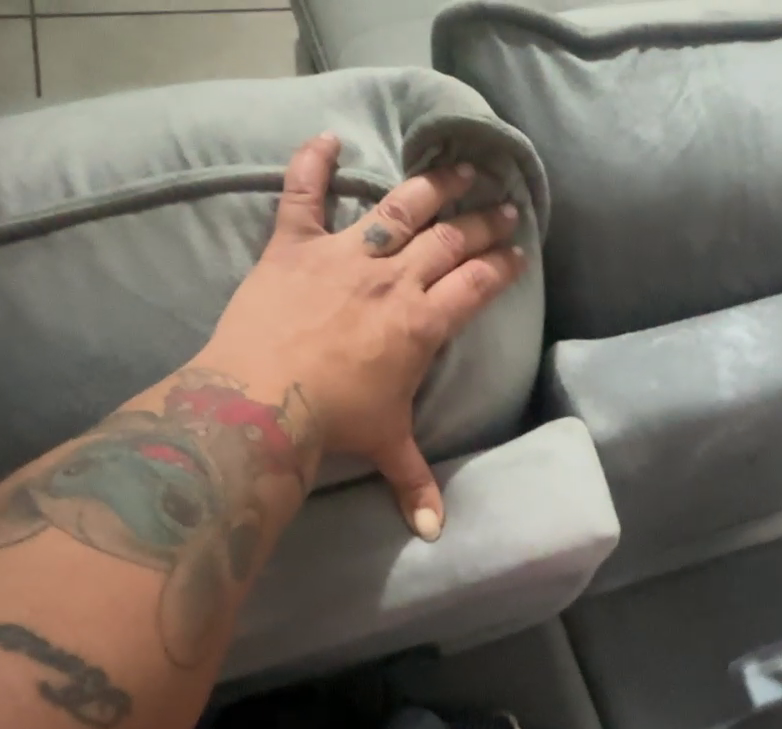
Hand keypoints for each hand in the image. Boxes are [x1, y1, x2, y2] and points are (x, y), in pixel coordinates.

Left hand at [198, 134, 526, 540]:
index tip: (520, 250)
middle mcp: (393, 280)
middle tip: (506, 204)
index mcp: (423, 324)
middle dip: (483, 221)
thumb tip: (438, 536)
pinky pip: (303, 194)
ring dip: (434, 185)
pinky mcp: (293, 245)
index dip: (502, 265)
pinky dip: (313, 164)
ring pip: (400, 208)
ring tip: (460, 165)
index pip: (476, 284)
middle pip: (451, 240)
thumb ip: (417, 484)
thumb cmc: (334, 421)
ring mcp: (344, 255)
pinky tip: (327, 139)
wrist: (261, 399)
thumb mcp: (387, 448)